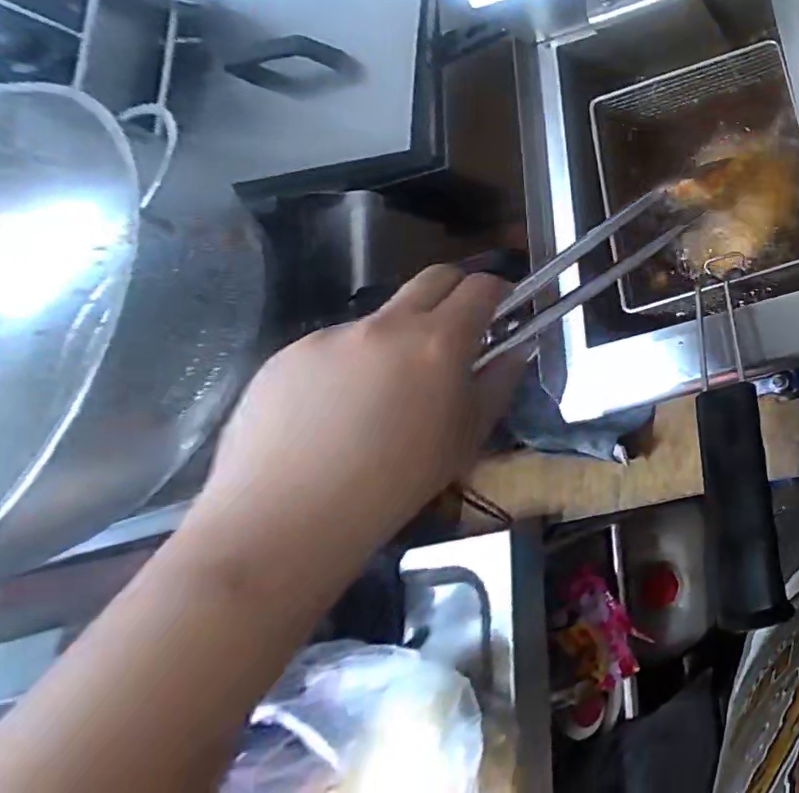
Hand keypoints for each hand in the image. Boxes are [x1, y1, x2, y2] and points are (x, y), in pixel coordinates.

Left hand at [189, 265, 528, 565]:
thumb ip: (499, 381)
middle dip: (457, 293)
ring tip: (384, 394)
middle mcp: (385, 325)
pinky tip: (337, 411)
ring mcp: (330, 337)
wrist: (285, 519)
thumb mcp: (470, 432)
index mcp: (438, 341)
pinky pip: (336, 345)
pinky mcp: (285, 356)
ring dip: (400, 337)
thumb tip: (513, 351)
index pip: (482, 287)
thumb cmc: (399, 479)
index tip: (505, 313)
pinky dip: (352, 363)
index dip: (501, 293)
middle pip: (434, 278)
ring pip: (383, 317)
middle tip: (459, 333)